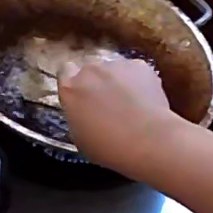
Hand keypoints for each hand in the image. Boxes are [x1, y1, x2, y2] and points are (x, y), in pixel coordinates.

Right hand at [56, 58, 183, 176]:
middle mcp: (90, 71)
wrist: (147, 140)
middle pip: (90, 69)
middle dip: (96, 82)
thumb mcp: (79, 136)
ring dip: (117, 81)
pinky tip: (144, 99)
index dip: (73, 81)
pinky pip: (135, 71)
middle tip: (107, 102)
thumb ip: (77, 114)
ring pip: (114, 69)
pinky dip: (138, 81)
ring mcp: (116, 65)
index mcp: (70, 89)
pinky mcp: (140, 65)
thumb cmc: (108, 147)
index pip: (65, 71)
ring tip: (130, 103)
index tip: (80, 93)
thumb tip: (84, 111)